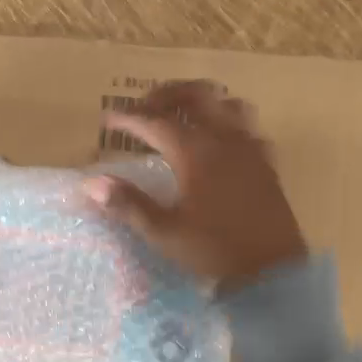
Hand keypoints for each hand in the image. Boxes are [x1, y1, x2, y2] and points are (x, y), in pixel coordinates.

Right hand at [85, 81, 307, 290]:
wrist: (269, 267)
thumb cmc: (212, 250)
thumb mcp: (164, 232)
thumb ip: (129, 204)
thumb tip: (92, 183)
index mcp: (195, 152)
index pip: (155, 123)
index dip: (129, 119)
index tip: (107, 120)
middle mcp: (224, 138)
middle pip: (195, 96)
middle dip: (166, 95)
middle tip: (145, 106)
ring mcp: (249, 146)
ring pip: (226, 103)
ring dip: (201, 101)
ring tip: (183, 115)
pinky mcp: (265, 160)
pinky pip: (247, 125)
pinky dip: (226, 122)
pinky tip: (219, 140)